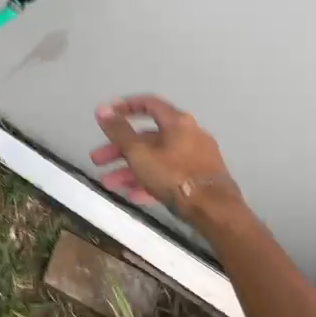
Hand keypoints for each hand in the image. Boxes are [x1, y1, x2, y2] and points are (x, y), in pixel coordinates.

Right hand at [90, 95, 243, 224]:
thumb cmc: (175, 176)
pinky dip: (150, 181)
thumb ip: (118, 131)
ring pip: (156, 158)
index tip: (108, 116)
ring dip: (130, 169)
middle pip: (147, 137)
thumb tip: (101, 108)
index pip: (148, 104)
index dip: (125, 107)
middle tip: (98, 160)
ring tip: (111, 184)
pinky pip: (170, 174)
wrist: (218, 213)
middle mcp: (189, 135)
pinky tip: (134, 196)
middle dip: (119, 150)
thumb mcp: (139, 153)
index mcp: (177, 122)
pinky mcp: (202, 179)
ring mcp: (197, 158)